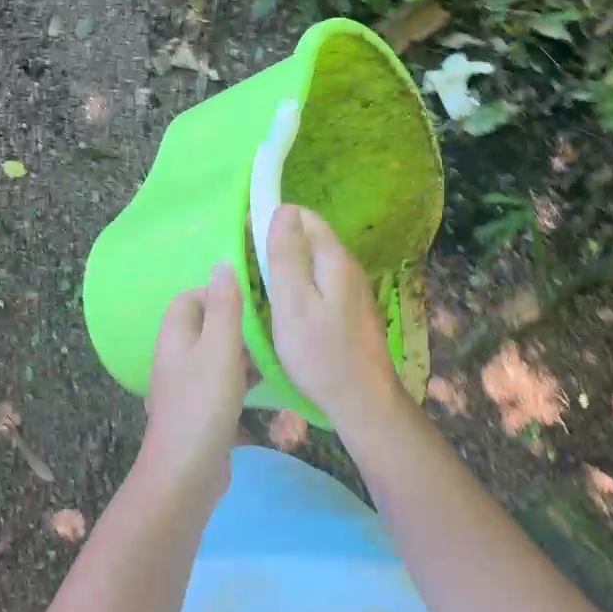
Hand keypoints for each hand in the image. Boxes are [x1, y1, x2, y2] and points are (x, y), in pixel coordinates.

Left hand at [140, 261, 250, 505]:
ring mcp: (189, 384)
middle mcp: (177, 355)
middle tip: (272, 325)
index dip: (218, 292)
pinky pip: (224, 381)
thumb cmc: (203, 403)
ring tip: (276, 351)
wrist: (187, 472)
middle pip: (207, 325)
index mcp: (175, 335)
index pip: (191, 297)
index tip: (253, 297)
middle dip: (238, 322)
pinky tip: (268, 383)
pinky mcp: (203, 409)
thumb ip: (224, 307)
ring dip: (244, 351)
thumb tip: (222, 264)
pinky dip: (244, 377)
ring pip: (218, 354)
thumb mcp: (220, 348)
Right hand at [265, 204, 401, 427]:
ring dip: (291, 267)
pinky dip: (303, 287)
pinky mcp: (353, 311)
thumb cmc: (319, 353)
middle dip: (281, 244)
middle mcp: (349, 266)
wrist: (363, 402)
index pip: (304, 216)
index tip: (248, 244)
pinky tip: (290, 311)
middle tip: (253, 272)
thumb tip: (282, 209)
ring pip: (316, 262)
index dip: (274, 220)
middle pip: (311, 238)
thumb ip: (286, 254)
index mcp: (334, 259)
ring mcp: (354, 290)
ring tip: (265, 291)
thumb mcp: (292, 302)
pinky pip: (322, 283)